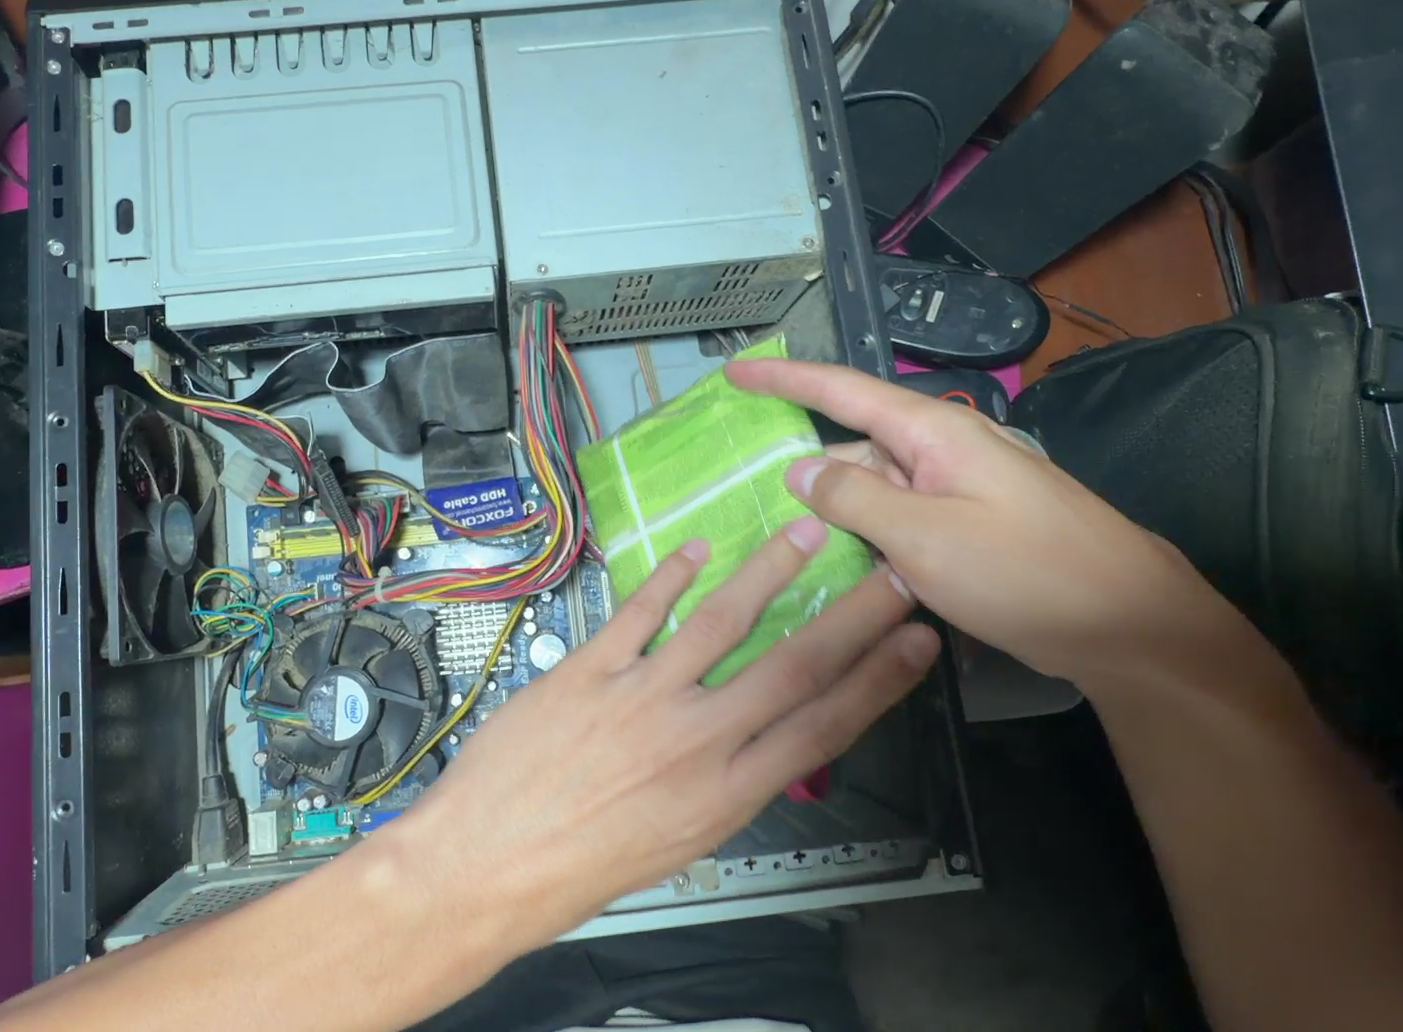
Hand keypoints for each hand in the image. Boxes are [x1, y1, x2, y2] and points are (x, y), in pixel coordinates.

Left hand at [385, 518, 938, 947]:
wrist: (489, 863)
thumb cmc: (580, 866)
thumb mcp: (676, 844)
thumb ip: (721, 786)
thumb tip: (752, 741)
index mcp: (725, 795)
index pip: (822, 727)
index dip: (878, 680)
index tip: (913, 641)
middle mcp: (694, 741)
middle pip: (792, 667)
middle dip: (851, 617)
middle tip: (892, 574)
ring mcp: (639, 699)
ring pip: (720, 623)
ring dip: (766, 575)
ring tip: (802, 536)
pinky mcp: (586, 672)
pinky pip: (637, 613)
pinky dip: (667, 577)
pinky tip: (693, 551)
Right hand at [725, 358, 1242, 684]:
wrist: (1130, 625)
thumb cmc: (1024, 571)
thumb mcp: (922, 536)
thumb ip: (851, 497)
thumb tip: (798, 469)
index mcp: (932, 433)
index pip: (842, 390)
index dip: (784, 379)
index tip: (736, 372)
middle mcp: (944, 450)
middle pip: (856, 445)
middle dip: (810, 472)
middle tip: (759, 507)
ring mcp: (960, 488)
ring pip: (877, 488)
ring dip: (841, 515)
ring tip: (797, 550)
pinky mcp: (971, 525)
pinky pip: (902, 518)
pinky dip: (872, 537)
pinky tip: (850, 569)